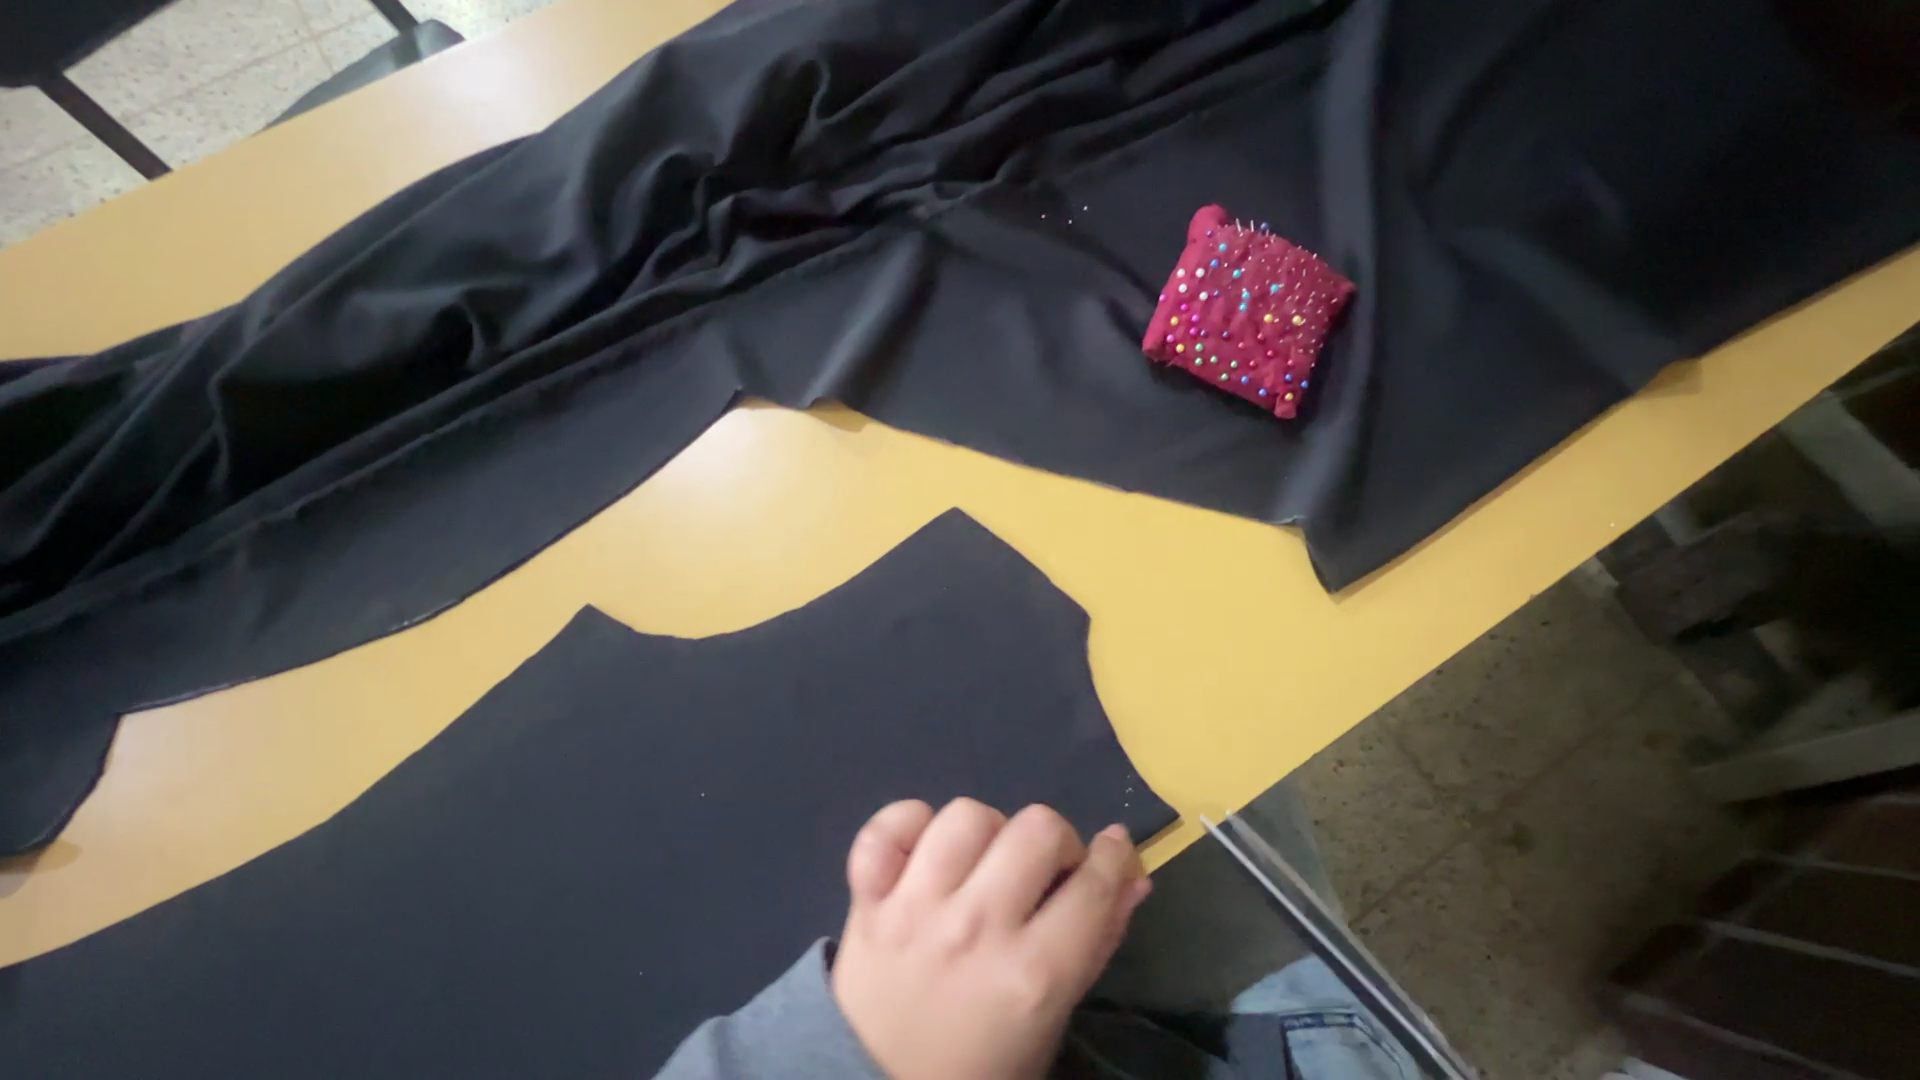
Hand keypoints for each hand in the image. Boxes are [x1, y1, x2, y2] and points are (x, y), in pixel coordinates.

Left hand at [830, 798, 1151, 1079]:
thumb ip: (1096, 943)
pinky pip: (889, 823)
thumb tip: (1133, 877)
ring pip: (967, 816)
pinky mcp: (867, 897)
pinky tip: (923, 853)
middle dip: (1055, 842)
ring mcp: (915, 907)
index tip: (1111, 850)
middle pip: (1036, 828)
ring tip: (981, 866)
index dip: (1114, 856)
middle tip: (1043, 873)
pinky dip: (908, 823)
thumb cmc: (979, 1064)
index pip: (1094, 885)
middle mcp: (976, 928)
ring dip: (986, 834)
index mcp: (1032, 974)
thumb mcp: (1051, 1019)